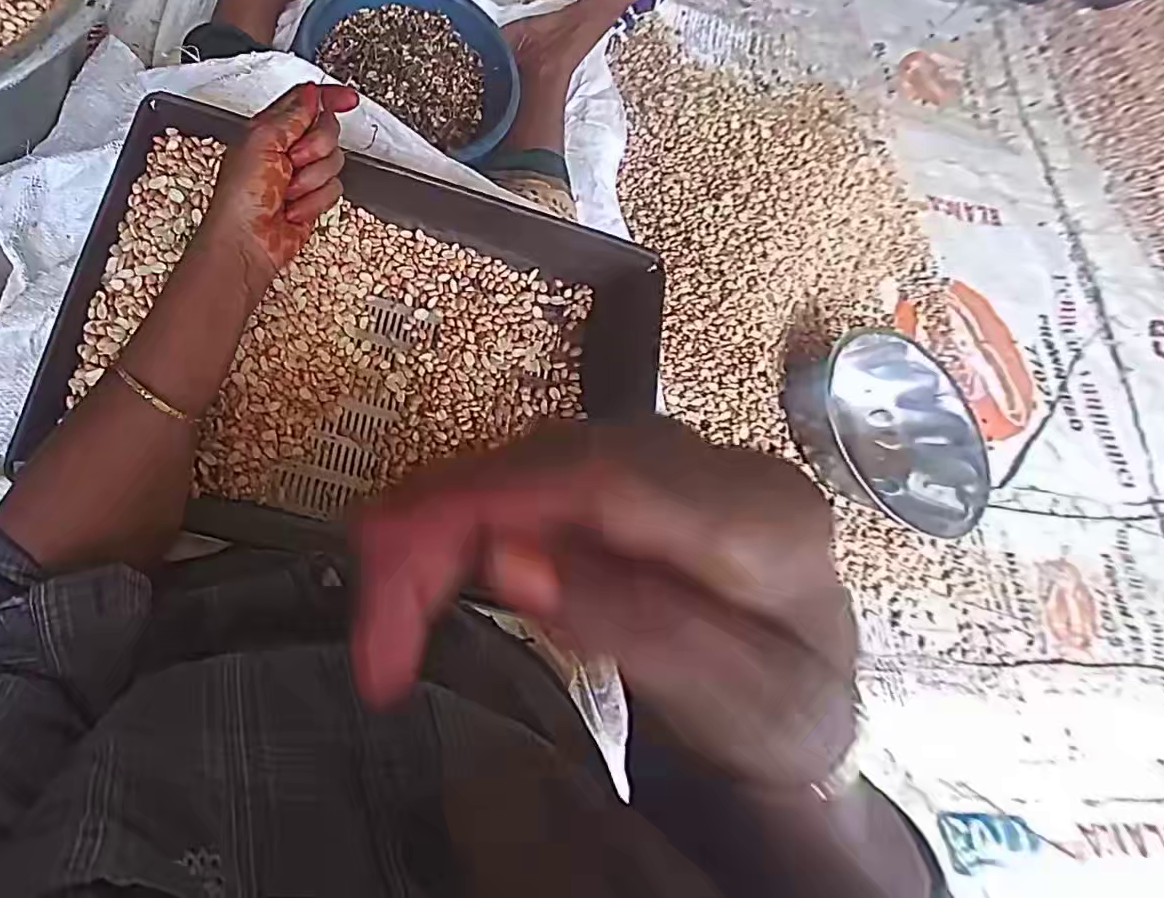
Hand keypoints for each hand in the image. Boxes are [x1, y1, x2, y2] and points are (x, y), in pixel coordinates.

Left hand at [198, 82, 359, 290]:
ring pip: (334, 162)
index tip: (348, 99)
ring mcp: (302, 177)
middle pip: (327, 131)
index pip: (307, 102)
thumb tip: (313, 94)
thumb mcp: (261, 141)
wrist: (246, 243)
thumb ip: (292, 114)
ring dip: (312, 179)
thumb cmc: (241, 198)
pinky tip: (294, 209)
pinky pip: (334, 189)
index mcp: (270, 129)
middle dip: (315, 147)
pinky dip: (315, 201)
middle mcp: (287, 151)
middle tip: (294, 161)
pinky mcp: (313, 200)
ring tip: (287, 192)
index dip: (329, 98)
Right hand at [351, 417, 856, 789]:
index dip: (489, 507)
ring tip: (385, 614)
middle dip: (436, 533)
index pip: (601, 483)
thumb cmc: (772, 707)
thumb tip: (509, 557)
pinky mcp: (602, 466)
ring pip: (507, 468)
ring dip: (430, 532)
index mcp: (756, 513)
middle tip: (376, 626)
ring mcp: (643, 455)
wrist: (787, 681)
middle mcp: (694, 461)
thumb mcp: (732, 700)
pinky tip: (416, 561)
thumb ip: (634, 625)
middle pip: (536, 471)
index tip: (404, 561)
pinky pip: (508, 479)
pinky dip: (450, 523)